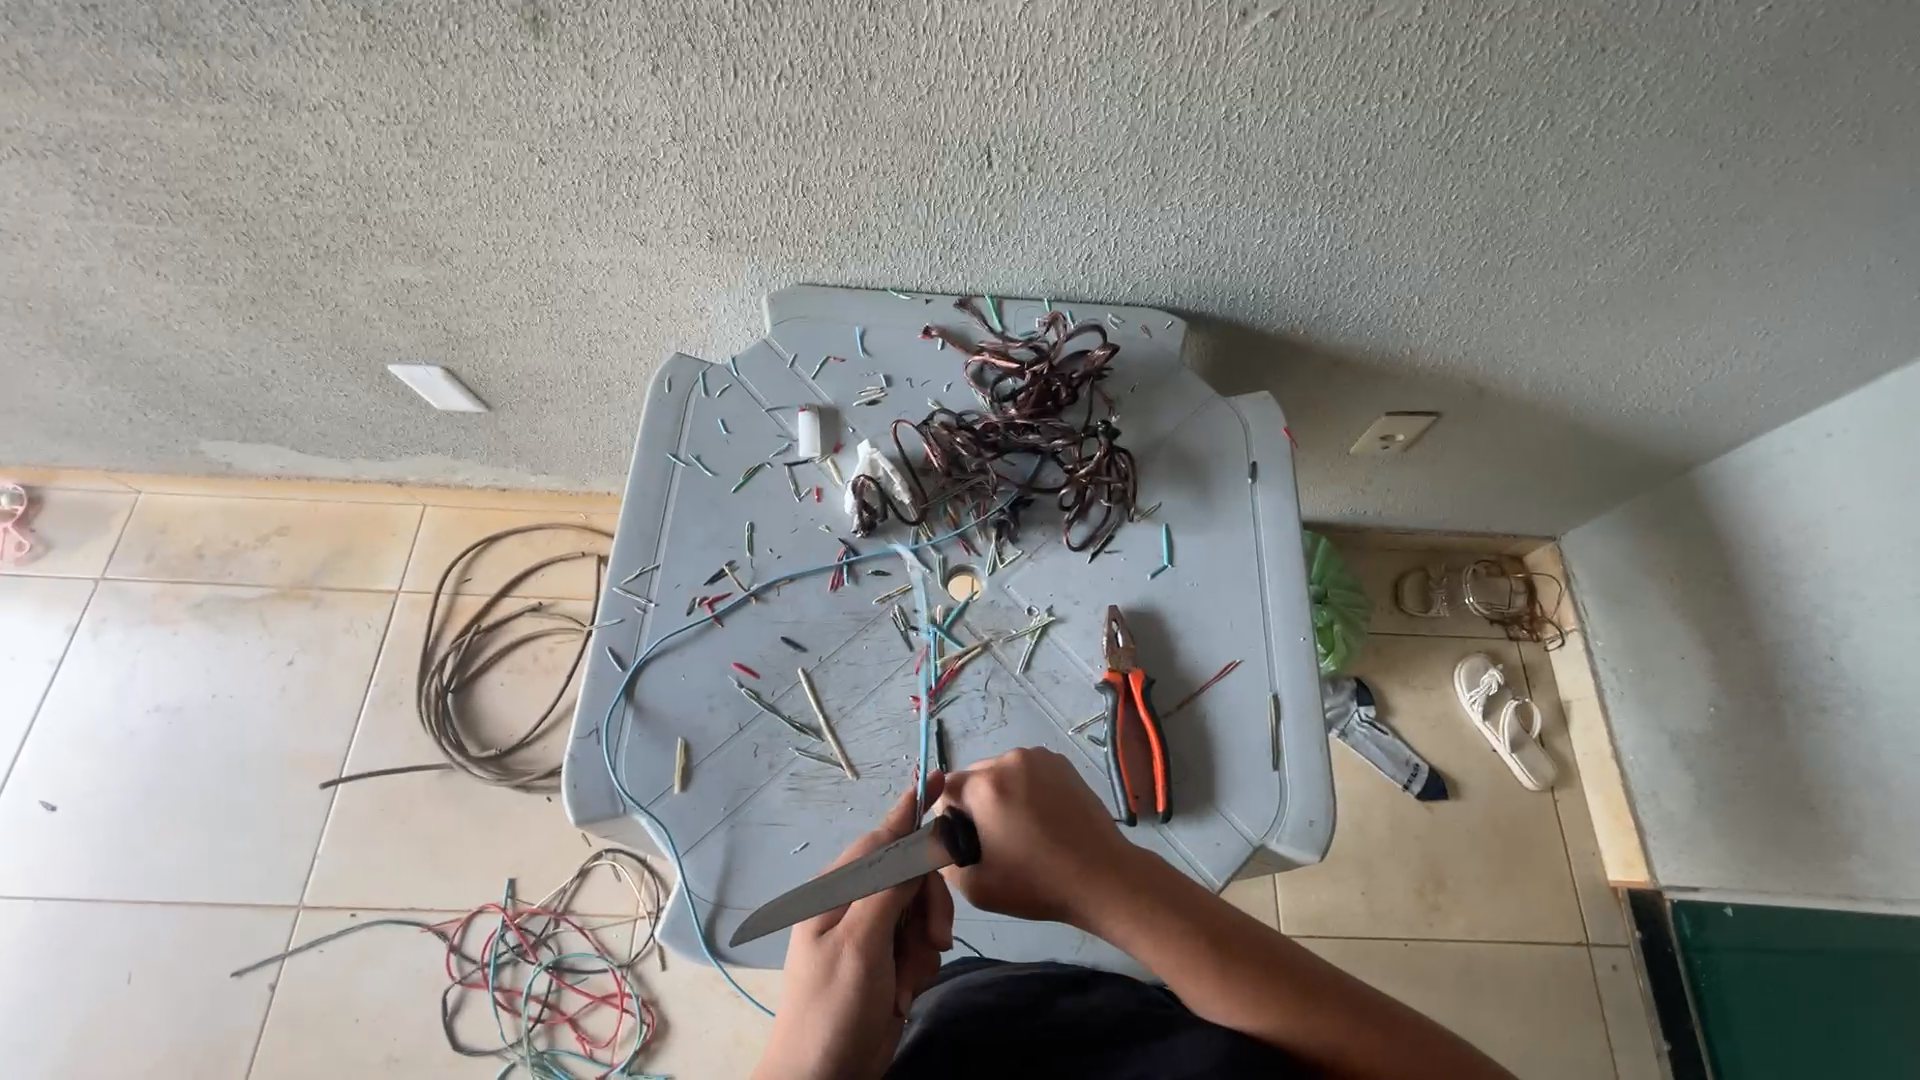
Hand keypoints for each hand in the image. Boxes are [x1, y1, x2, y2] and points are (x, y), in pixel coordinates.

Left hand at [752, 775, 954, 1079]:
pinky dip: (920, 965)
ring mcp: (872, 934)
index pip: (881, 838)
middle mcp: (855, 905)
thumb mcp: (862, 943)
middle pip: (911, 876)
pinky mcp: (888, 961)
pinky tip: (905, 992)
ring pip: (922, 911)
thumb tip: (912, 837)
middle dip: (928, 908)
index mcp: (837, 891)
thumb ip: (890, 887)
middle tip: (934, 940)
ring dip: (923, 946)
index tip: (936, 775)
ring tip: (908, 982)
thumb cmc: (833, 1007)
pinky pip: (921, 943)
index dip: (911, 809)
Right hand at [933, 747, 1139, 926]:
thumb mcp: (976, 886)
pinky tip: (1042, 818)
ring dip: (1001, 794)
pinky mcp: (1061, 763)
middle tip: (996, 840)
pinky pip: (1027, 771)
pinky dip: (1026, 789)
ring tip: (1023, 830)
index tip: (968, 842)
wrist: (1101, 877)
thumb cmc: (1037, 884)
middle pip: (974, 778)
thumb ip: (942, 857)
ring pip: (1001, 773)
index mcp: (985, 786)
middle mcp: (1009, 760)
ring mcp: (1039, 758)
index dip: (950, 817)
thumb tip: (938, 837)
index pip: (946, 790)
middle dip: (976, 804)